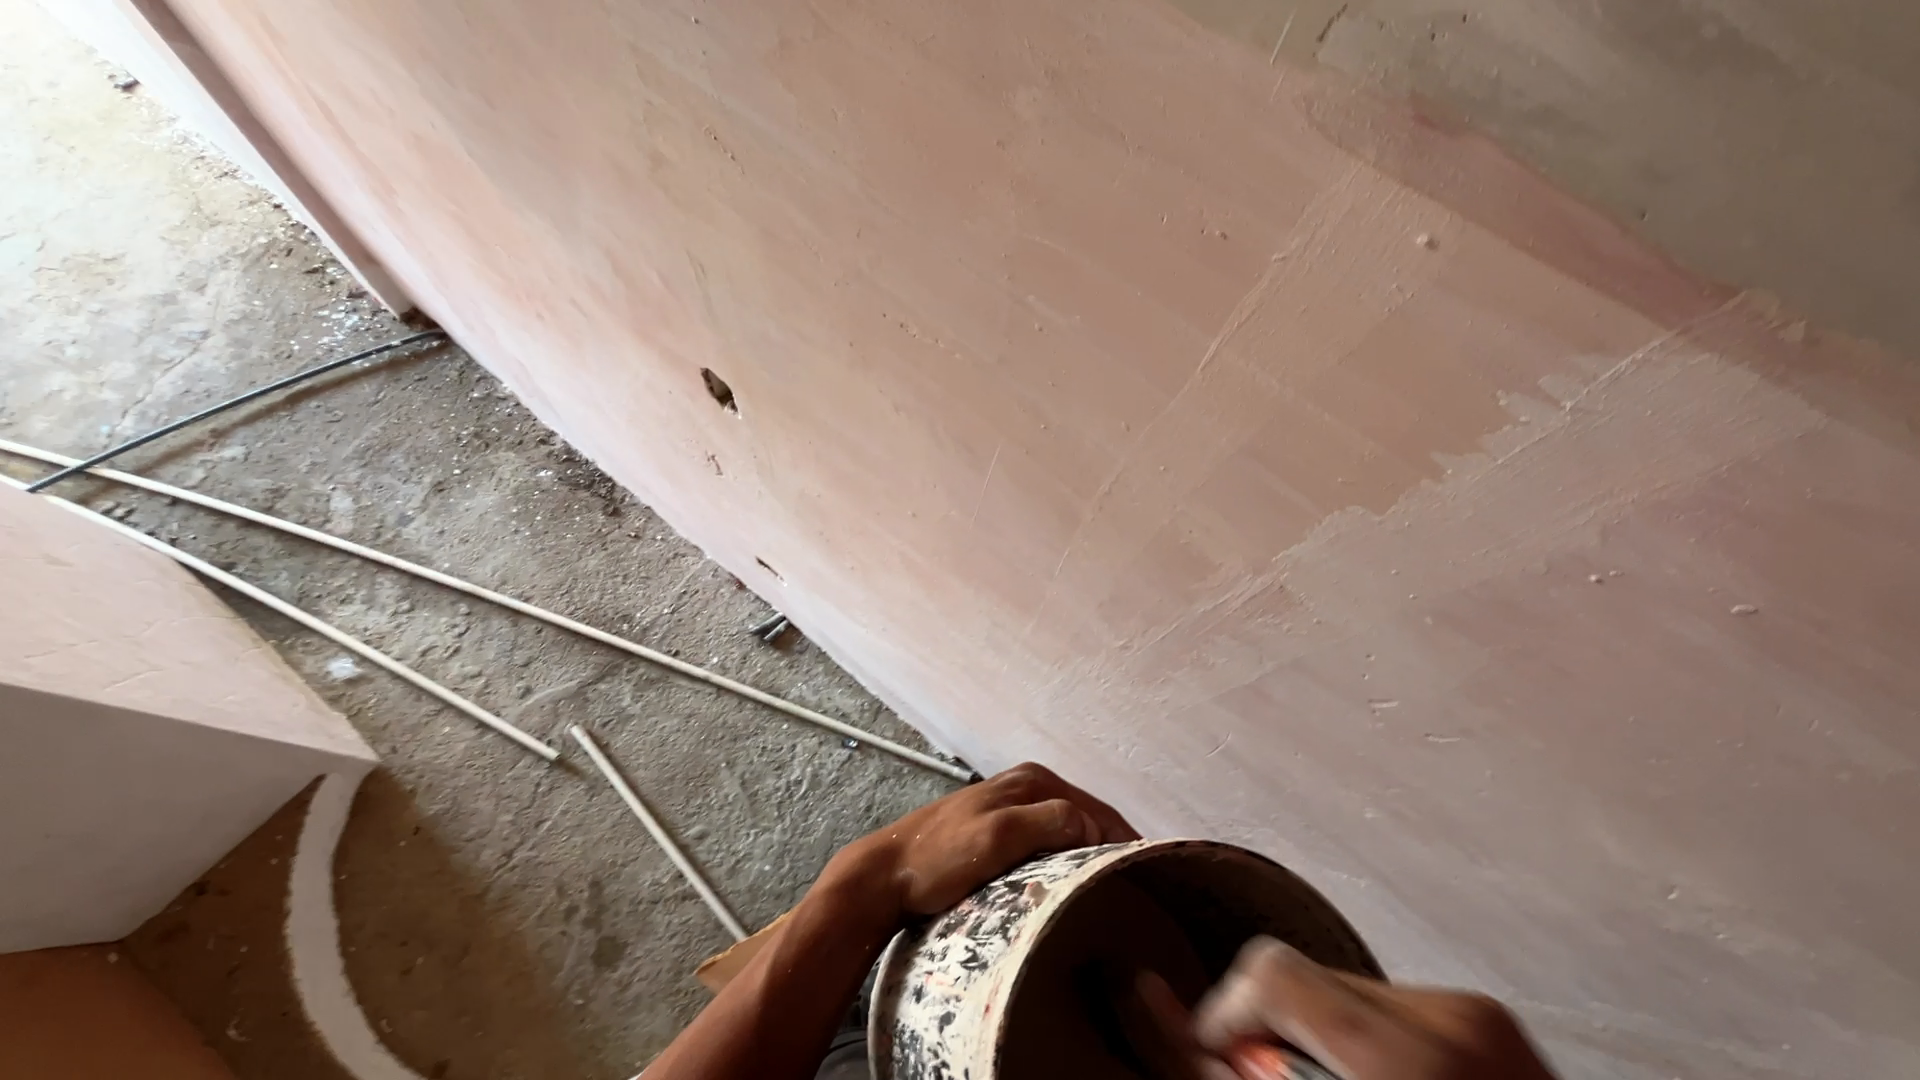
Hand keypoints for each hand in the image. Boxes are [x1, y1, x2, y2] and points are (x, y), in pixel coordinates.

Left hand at [837, 762, 1138, 917]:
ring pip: (1067, 829)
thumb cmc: (940, 858)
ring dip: (1089, 853)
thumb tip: (1092, 827)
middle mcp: (1026, 784)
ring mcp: (1011, 804)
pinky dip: (1066, 857)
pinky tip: (1071, 882)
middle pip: (1086, 816)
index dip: (1123, 841)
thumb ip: (1047, 822)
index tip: (1148, 878)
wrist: (886, 874)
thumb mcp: (998, 837)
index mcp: (1032, 780)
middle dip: (1110, 846)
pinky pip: (1047, 840)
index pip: (1097, 809)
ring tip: (1109, 889)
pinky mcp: (999, 827)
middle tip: (1135, 888)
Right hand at [1143, 937, 1555, 1079]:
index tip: (1217, 1051)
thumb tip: (1152, 997)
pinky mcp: (1486, 1012)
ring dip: (1314, 1029)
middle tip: (1273, 1076)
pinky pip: (1380, 997)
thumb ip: (1228, 1066)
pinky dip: (1359, 1034)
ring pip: (1332, 981)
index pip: (1270, 971)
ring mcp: (1474, 1011)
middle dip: (1267, 1023)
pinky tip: (1377, 1077)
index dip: (1225, 1014)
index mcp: (1409, 1061)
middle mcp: (1450, 1017)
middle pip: (1293, 970)